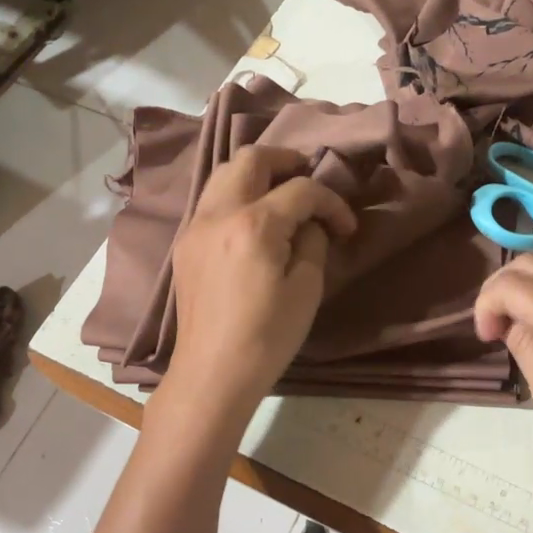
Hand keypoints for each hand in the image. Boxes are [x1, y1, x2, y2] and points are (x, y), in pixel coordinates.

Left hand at [164, 146, 356, 410]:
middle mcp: (218, 213)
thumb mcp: (306, 288)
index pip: (301, 190)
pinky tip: (255, 222)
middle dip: (286, 162)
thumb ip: (311, 242)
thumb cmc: (268, 336)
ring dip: (257, 175)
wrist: (213, 373)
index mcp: (254, 223)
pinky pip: (212, 202)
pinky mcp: (185, 245)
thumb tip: (309, 224)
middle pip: (251, 159)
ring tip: (282, 196)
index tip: (347, 226)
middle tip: (310, 182)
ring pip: (224, 174)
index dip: (332, 202)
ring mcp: (195, 227)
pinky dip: (237, 197)